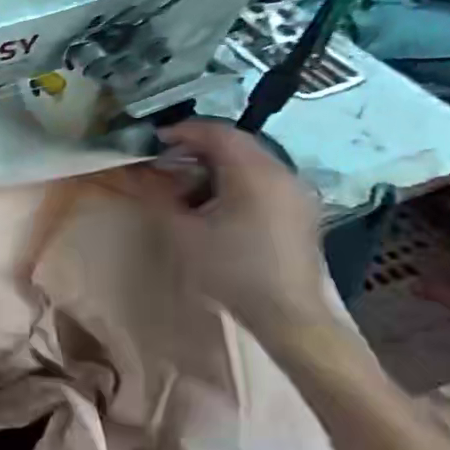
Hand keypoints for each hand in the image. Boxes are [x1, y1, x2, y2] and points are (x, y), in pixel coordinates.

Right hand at [120, 119, 329, 336]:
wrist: (290, 317)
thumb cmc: (233, 271)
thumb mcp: (184, 233)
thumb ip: (162, 197)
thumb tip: (147, 177)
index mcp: (254, 172)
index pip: (217, 132)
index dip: (183, 131)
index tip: (156, 141)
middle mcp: (282, 173)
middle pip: (236, 143)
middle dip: (199, 147)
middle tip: (168, 161)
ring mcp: (296, 192)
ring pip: (252, 161)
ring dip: (218, 164)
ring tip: (189, 184)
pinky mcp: (302, 212)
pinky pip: (265, 179)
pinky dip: (238, 179)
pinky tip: (218, 203)